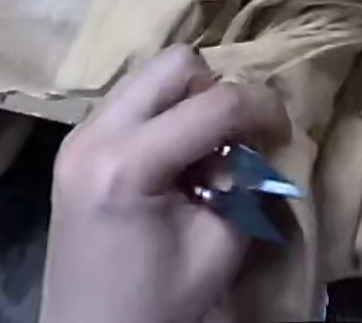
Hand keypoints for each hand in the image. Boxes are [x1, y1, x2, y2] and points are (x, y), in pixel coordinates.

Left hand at [43, 46, 290, 322]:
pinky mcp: (77, 138)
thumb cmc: (158, 307)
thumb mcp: (220, 247)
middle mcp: (94, 132)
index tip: (284, 130)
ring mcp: (79, 131)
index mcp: (126, 165)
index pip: (213, 104)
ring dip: (190, 99)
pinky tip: (171, 156)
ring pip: (153, 72)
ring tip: (199, 151)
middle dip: (216, 92)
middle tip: (231, 138)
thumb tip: (250, 137)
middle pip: (175, 63)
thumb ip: (243, 179)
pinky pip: (134, 96)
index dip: (261, 106)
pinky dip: (165, 111)